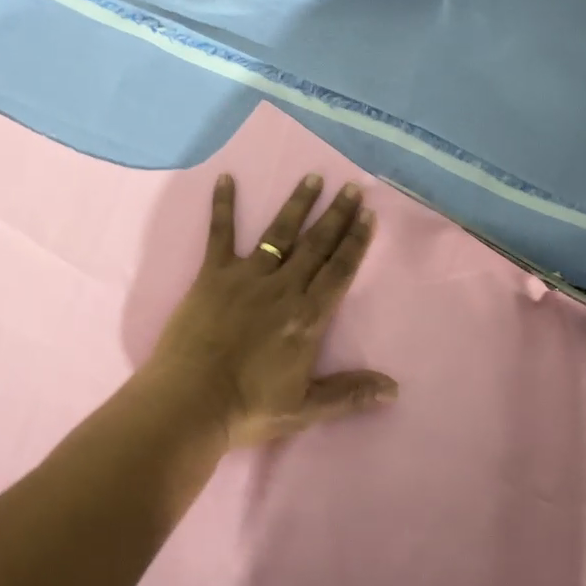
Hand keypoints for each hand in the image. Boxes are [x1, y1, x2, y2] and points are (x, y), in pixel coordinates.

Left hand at [145, 173, 397, 448]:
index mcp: (307, 317)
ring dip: (297, 204)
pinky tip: (226, 177)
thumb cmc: (248, 408)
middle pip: (316, 245)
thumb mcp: (305, 408)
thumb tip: (394, 389)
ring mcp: (246, 277)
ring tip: (312, 177)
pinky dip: (223, 204)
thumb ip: (349, 394)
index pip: (339, 271)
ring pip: (279, 233)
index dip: (355, 242)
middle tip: (351, 187)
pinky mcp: (212, 274)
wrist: (191, 402)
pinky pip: (220, 233)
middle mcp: (282, 288)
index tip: (367, 214)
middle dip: (336, 215)